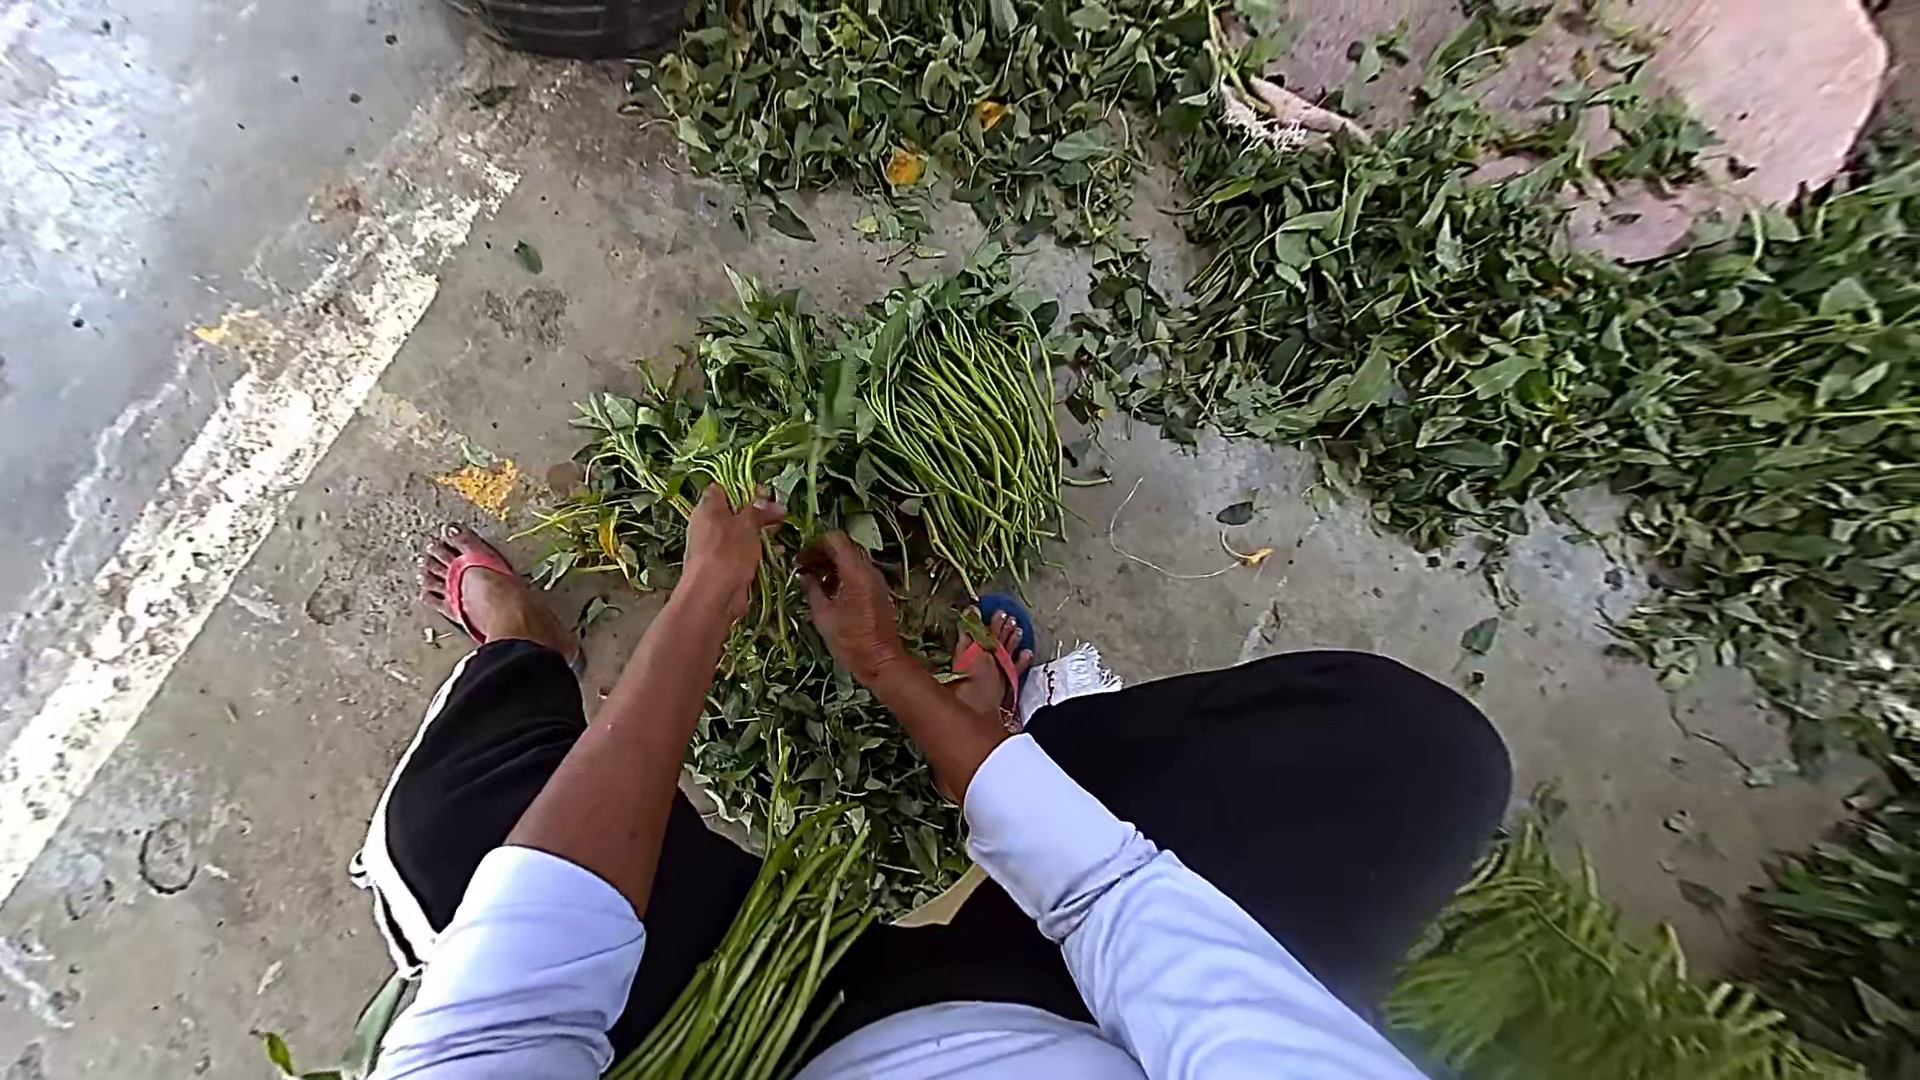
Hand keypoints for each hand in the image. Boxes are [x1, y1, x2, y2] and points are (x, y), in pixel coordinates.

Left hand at [682, 484, 784, 621]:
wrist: (714, 594)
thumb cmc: (728, 552)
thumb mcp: (747, 524)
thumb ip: (758, 511)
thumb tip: (772, 503)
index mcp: (708, 509)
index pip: (722, 489)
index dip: (743, 488)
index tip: (765, 494)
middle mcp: (709, 525)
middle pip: (734, 511)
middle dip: (758, 511)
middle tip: (779, 512)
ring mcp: (717, 547)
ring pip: (741, 532)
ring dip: (761, 531)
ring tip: (781, 529)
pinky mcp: (726, 565)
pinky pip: (744, 551)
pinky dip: (759, 550)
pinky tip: (777, 551)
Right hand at [799, 532, 905, 682]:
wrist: (881, 660)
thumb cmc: (851, 641)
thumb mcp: (824, 616)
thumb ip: (812, 590)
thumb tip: (805, 575)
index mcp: (856, 573)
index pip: (836, 540)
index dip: (815, 544)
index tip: (801, 558)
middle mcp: (869, 570)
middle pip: (844, 548)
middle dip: (821, 554)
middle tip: (802, 568)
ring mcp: (876, 579)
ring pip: (851, 559)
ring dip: (830, 564)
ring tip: (812, 580)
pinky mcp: (877, 589)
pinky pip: (858, 572)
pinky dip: (841, 574)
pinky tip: (828, 590)